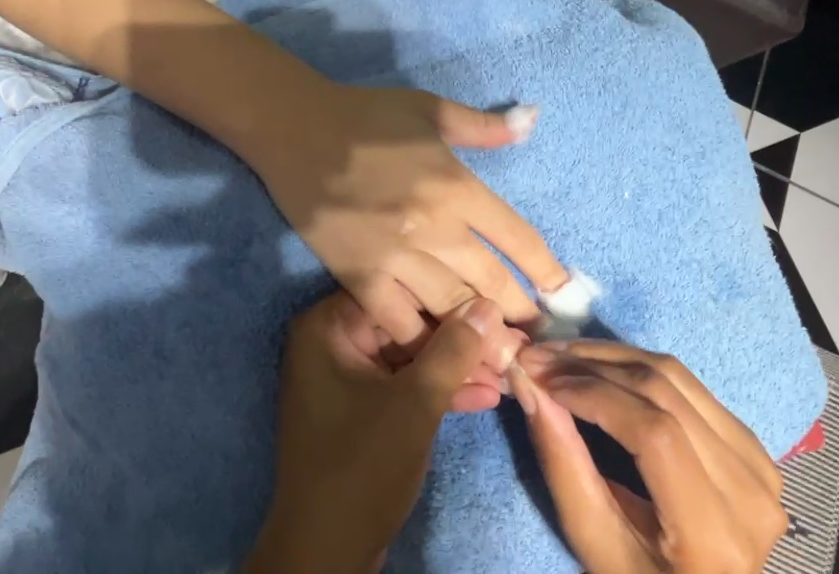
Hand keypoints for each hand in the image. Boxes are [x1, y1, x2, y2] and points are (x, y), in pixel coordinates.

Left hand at [246, 294, 522, 572]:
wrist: (326, 548)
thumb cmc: (363, 464)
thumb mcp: (415, 403)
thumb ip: (453, 350)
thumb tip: (489, 305)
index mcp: (327, 325)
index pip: (395, 290)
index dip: (450, 296)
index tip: (499, 304)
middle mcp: (329, 339)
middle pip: (404, 323)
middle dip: (458, 337)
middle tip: (512, 340)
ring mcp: (342, 374)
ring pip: (408, 356)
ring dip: (455, 366)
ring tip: (509, 369)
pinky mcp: (357, 406)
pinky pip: (401, 383)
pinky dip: (437, 389)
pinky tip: (486, 394)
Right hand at [249, 83, 567, 346]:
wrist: (296, 129)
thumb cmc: (365, 116)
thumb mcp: (429, 108)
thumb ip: (482, 125)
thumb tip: (532, 120)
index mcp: (456, 185)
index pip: (518, 238)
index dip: (547, 271)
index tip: (563, 294)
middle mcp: (434, 227)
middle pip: (491, 285)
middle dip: (521, 316)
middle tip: (538, 340)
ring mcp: (394, 256)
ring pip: (451, 313)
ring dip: (482, 340)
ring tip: (504, 361)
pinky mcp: (357, 275)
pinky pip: (397, 322)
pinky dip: (422, 343)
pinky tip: (438, 357)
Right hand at [511, 343, 788, 573]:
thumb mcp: (594, 540)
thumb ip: (562, 461)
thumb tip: (528, 383)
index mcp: (715, 535)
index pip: (653, 432)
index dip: (592, 393)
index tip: (538, 377)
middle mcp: (751, 492)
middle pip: (664, 392)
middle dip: (591, 365)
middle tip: (537, 355)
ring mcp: (762, 466)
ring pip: (676, 376)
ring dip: (610, 356)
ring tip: (560, 355)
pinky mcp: (755, 447)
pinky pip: (690, 386)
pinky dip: (637, 368)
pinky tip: (599, 368)